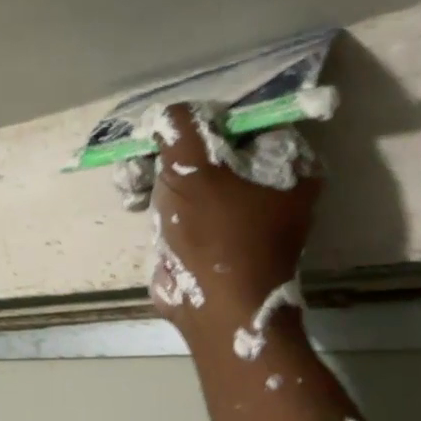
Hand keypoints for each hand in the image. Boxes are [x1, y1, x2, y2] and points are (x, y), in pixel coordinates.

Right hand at [143, 104, 321, 340]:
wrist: (213, 307)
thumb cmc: (213, 231)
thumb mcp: (191, 163)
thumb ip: (179, 124)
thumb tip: (170, 113)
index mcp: (289, 165)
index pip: (243, 118)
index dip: (202, 117)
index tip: (169, 126)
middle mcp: (273, 184)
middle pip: (212, 143)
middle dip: (168, 148)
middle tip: (141, 153)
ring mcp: (243, 209)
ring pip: (190, 169)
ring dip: (153, 170)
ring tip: (130, 181)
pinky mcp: (214, 230)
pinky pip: (183, 196)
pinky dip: (157, 195)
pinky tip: (133, 198)